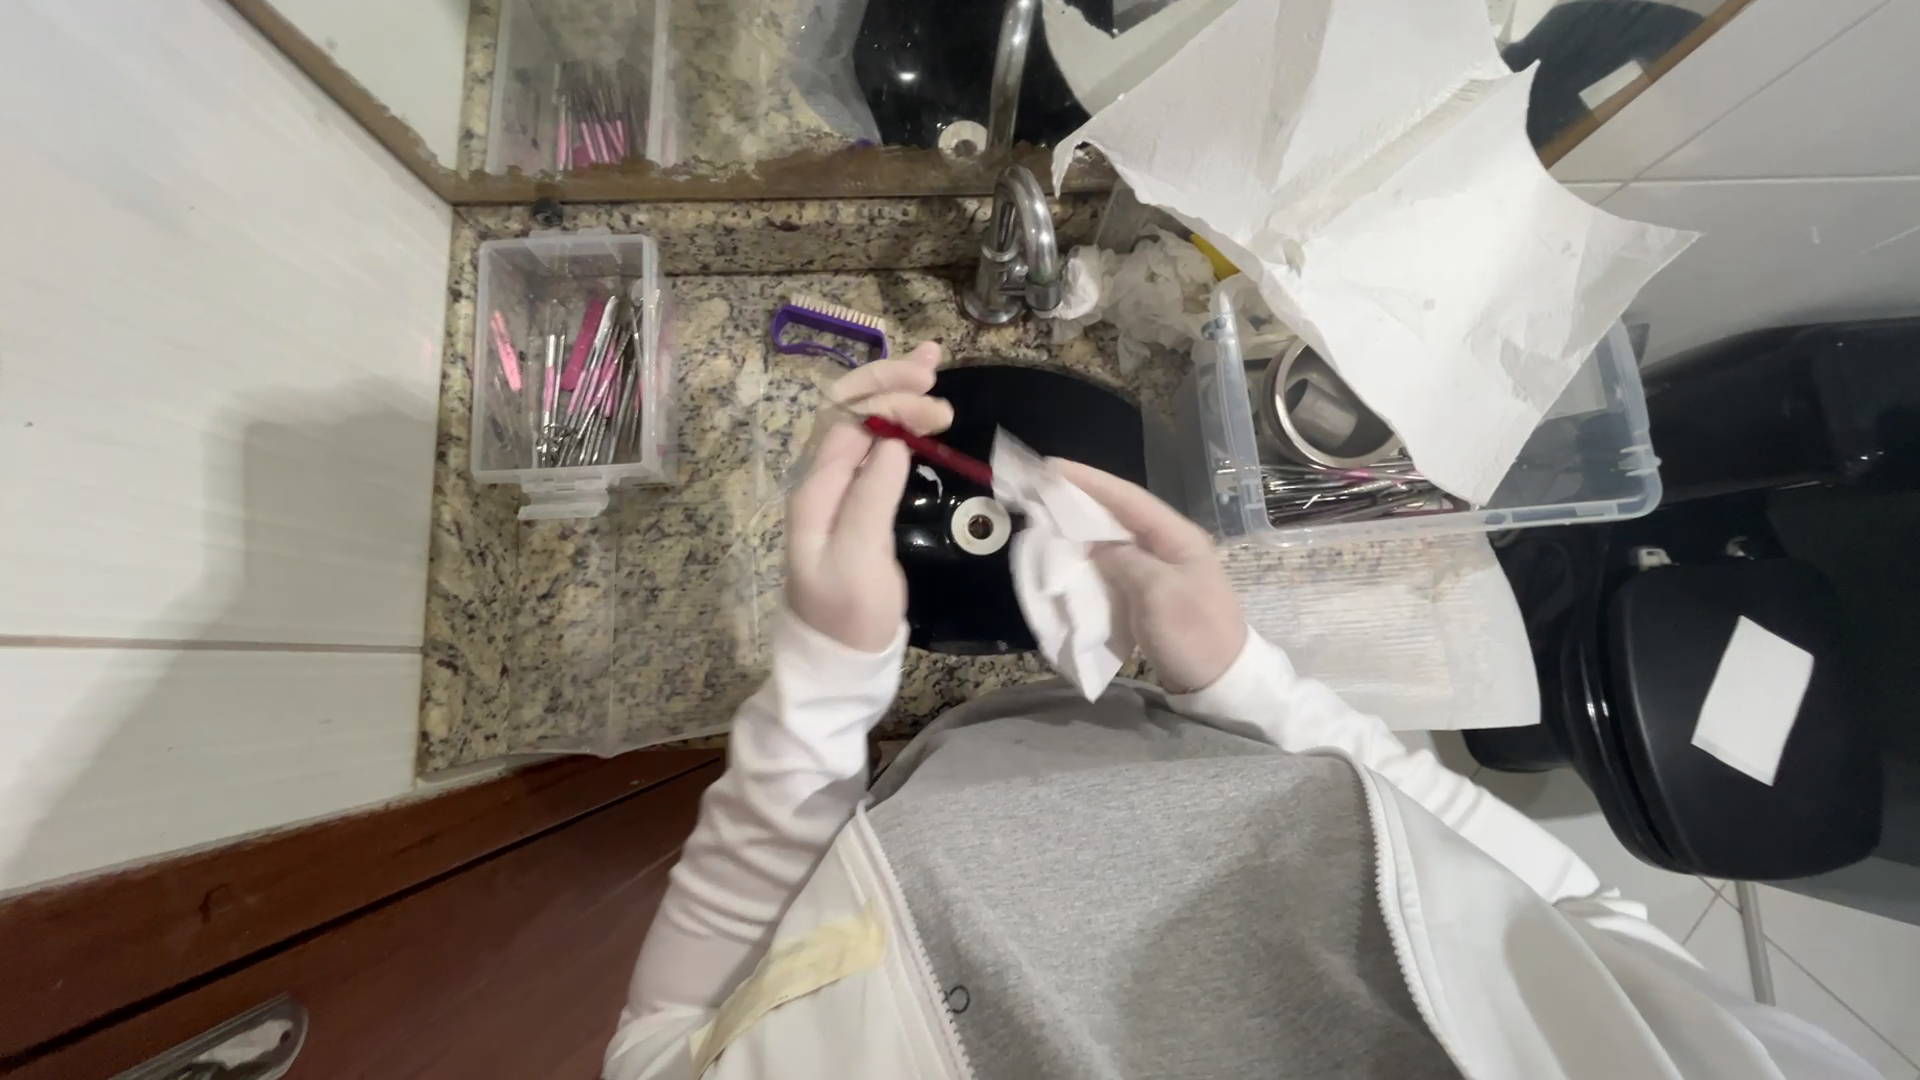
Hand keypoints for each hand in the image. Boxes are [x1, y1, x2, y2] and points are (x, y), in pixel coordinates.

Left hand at [786, 344, 953, 652]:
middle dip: (889, 381)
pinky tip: (915, 409)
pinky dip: (894, 420)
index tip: (939, 410)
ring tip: (929, 364)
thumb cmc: (850, 612)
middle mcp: (821, 479)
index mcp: (816, 488)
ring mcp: (838, 491)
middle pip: (849, 410)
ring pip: (861, 424)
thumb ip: (871, 495)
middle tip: (934, 364)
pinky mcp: (856, 504)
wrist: (840, 657)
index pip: (849, 421)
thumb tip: (892, 439)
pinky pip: (871, 447)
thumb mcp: (860, 557)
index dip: (891, 403)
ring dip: (891, 390)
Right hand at [1052, 459, 1247, 692]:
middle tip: (1041, 490)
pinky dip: (1089, 556)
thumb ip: (1124, 561)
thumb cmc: (1194, 636)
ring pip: (1113, 538)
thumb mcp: (1158, 594)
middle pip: (1118, 513)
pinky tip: (1068, 555)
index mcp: (1177, 537)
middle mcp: (1168, 545)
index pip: (1127, 498)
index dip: (1089, 481)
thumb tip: (1094, 546)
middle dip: (1080, 500)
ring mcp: (1159, 569)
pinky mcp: (1149, 591)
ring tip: (1047, 517)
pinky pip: (1113, 564)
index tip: (1051, 467)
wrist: (1220, 684)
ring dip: (1081, 527)